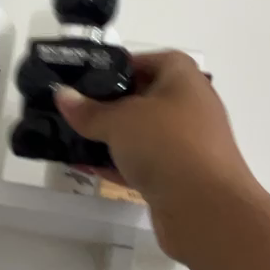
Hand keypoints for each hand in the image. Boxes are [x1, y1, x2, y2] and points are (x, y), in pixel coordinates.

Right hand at [54, 51, 262, 247]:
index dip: (123, 65)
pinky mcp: (180, 177)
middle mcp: (190, 108)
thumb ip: (89, 110)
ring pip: (144, 134)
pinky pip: (144, 163)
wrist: (207, 209)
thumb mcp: (119, 121)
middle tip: (77, 109)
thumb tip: (63, 95)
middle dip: (111, 104)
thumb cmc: (166, 145)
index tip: (90, 77)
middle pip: (146, 98)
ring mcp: (187, 145)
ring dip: (113, 137)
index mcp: (184, 80)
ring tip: (75, 138)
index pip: (153, 60)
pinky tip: (89, 168)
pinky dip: (120, 164)